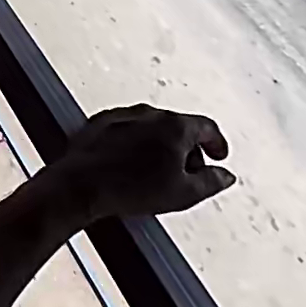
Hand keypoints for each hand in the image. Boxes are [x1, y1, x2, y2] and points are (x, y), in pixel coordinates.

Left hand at [46, 105, 234, 220]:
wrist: (81, 184)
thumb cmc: (131, 187)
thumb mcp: (185, 192)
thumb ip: (211, 181)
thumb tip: (224, 175)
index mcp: (173, 125)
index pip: (206, 126)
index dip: (216, 143)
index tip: (218, 155)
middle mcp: (146, 114)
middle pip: (177, 125)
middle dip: (187, 147)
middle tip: (188, 171)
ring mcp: (118, 115)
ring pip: (149, 125)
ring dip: (159, 143)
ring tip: (158, 170)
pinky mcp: (96, 123)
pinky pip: (124, 128)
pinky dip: (134, 141)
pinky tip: (130, 162)